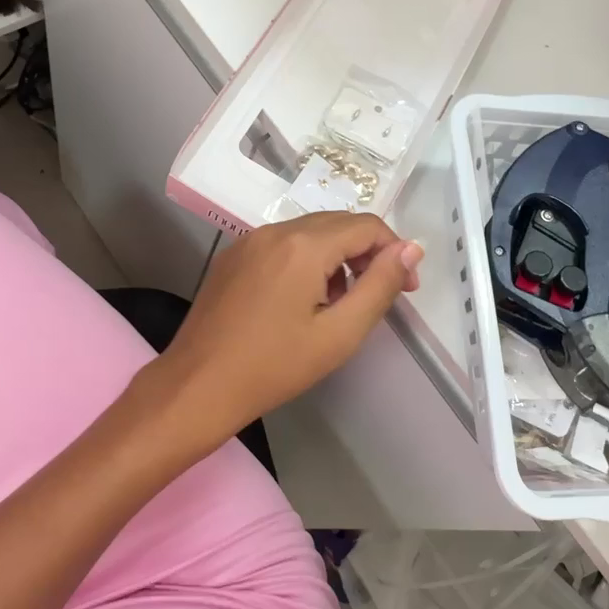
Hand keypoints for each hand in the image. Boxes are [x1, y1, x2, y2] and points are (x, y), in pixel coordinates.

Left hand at [136, 213, 422, 453]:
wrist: (198, 385)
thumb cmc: (274, 366)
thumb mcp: (339, 333)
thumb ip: (379, 286)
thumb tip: (410, 249)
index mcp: (303, 245)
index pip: (366, 226)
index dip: (394, 252)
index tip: (405, 289)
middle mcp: (274, 230)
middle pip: (337, 224)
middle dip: (367, 253)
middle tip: (378, 296)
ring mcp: (248, 241)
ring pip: (309, 233)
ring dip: (337, 258)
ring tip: (340, 305)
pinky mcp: (233, 257)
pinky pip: (282, 246)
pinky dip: (306, 262)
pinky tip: (303, 302)